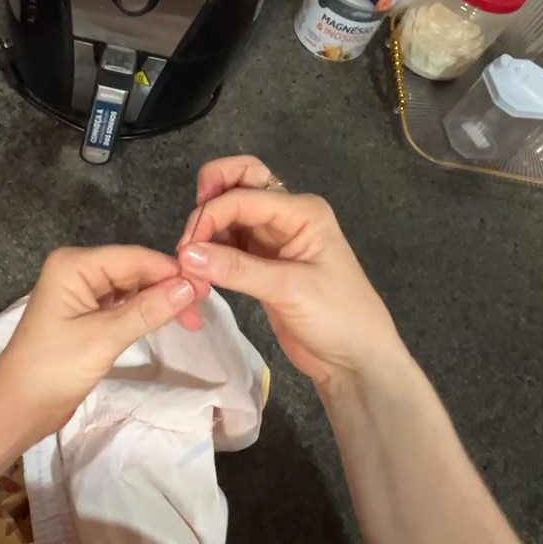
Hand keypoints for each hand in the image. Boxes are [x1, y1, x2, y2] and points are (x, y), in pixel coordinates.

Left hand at [0, 246, 196, 437]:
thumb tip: (188, 287)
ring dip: (158, 300)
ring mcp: (81, 292)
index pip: (133, 257)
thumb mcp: (104, 337)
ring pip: (131, 286)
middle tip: (201, 310)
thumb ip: (148, 310)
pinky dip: (143, 311)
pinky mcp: (85, 314)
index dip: (170, 270)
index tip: (205, 290)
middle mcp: (77, 269)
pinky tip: (166, 319)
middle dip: (167, 286)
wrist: (18, 407)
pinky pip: (122, 303)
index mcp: (74, 264)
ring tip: (191, 319)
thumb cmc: (54, 368)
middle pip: (134, 269)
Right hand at [175, 156, 405, 385]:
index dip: (211, 215)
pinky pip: (228, 242)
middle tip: (189, 231)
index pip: (244, 196)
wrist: (356, 361)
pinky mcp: (260, 261)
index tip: (186, 249)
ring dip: (206, 229)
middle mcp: (286, 215)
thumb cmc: (338, 318)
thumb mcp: (290, 290)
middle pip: (240, 181)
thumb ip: (237, 269)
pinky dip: (210, 251)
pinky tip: (199, 272)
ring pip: (229, 212)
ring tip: (190, 264)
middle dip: (209, 195)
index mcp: (302, 211)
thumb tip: (187, 254)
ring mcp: (272, 237)